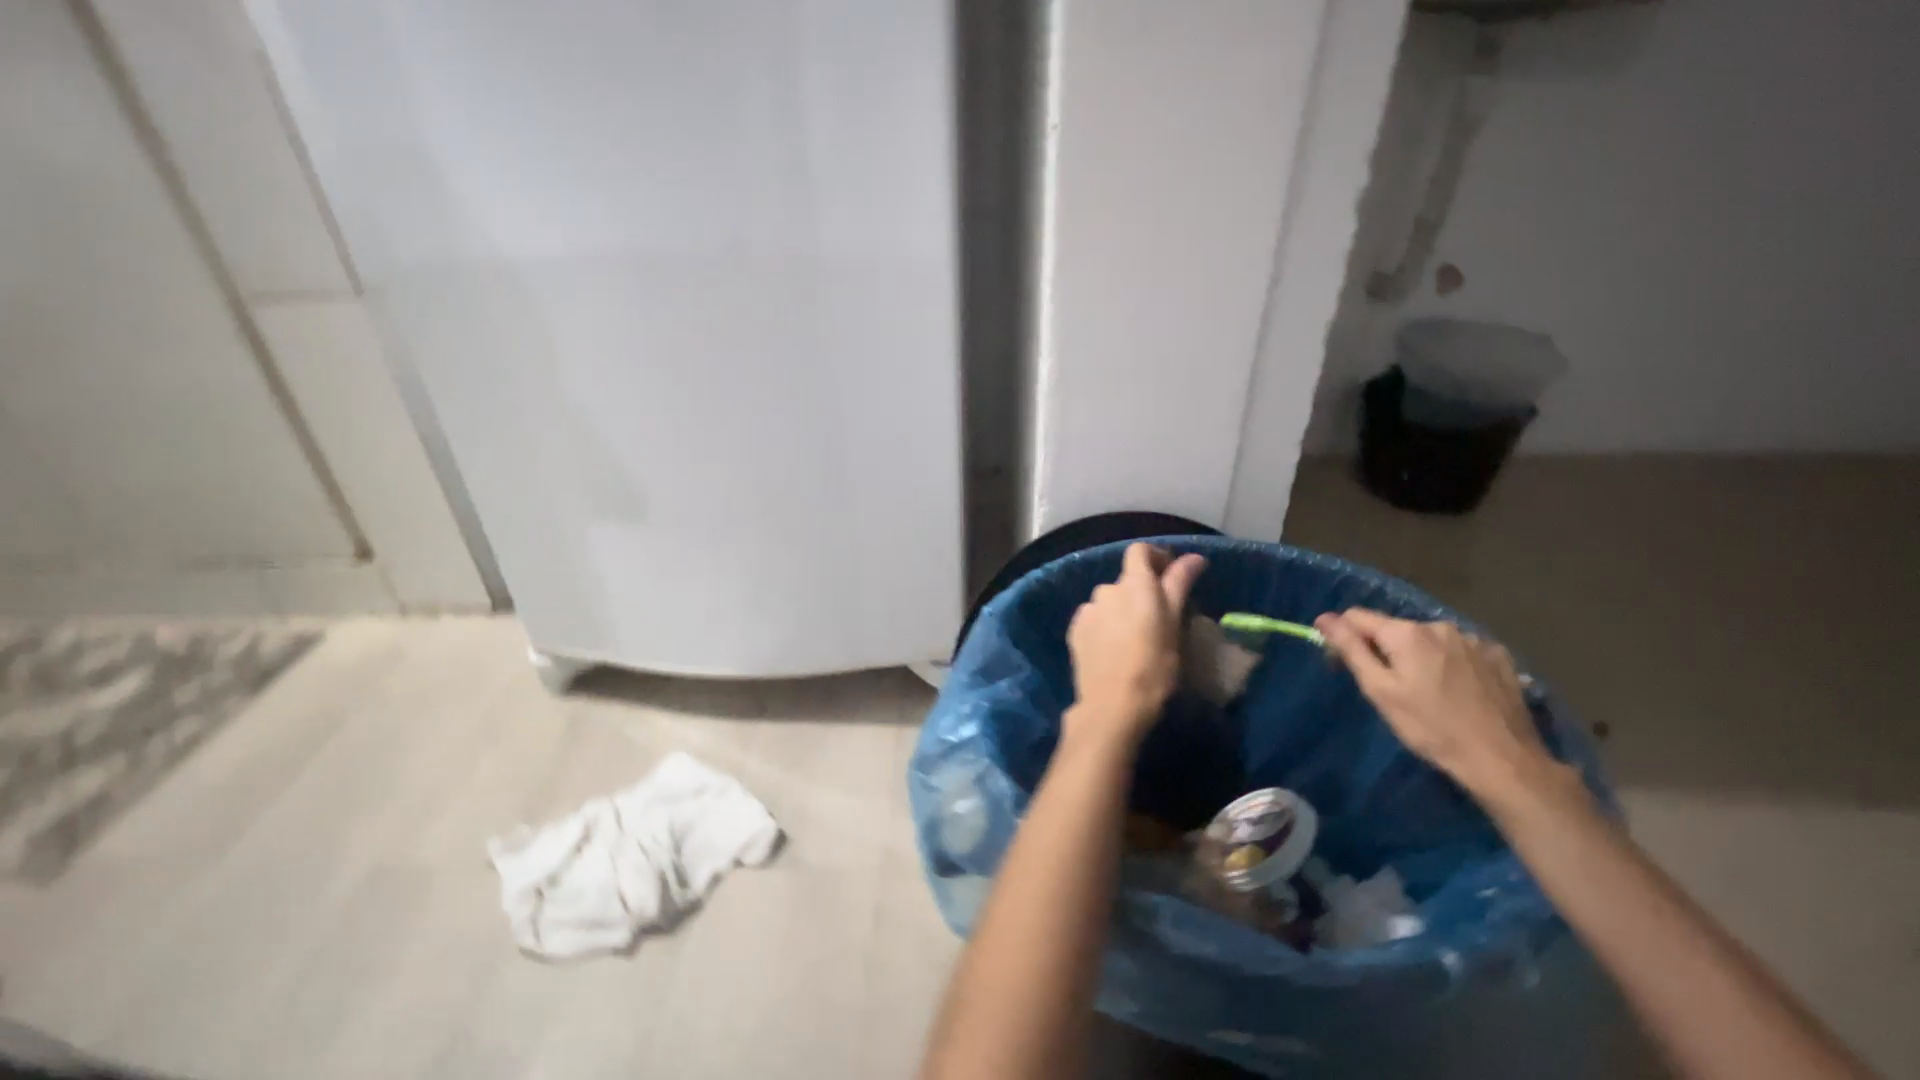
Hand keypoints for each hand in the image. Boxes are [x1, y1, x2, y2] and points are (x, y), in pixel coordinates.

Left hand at [1065, 543, 1206, 747]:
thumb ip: (1179, 585)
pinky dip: (1105, 625)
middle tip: (1158, 620)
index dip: (1156, 557)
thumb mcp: (1174, 625)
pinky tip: (1114, 649)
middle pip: (1125, 579)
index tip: (1171, 574)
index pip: (1140, 551)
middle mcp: (1106, 589)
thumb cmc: (1154, 665)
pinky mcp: (1075, 630)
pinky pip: (1094, 618)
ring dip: (1121, 610)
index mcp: (1134, 584)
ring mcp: (1087, 610)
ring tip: (1134, 639)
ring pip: (1109, 601)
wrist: (1112, 704)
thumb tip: (1193, 557)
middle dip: (1141, 592)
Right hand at [1315, 608, 1557, 800]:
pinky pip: (1461, 650)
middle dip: (1385, 650)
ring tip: (1428, 692)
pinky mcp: (1499, 655)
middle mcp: (1440, 626)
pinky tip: (1458, 691)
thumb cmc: (1431, 728)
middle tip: (1389, 689)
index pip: (1358, 617)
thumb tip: (1325, 618)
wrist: (1502, 758)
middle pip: (1396, 629)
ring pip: (1429, 640)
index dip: (1343, 636)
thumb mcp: (1381, 691)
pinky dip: (1451, 664)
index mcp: (1406, 633)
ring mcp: (1473, 639)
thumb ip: (1352, 650)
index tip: (1342, 664)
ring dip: (1420, 657)